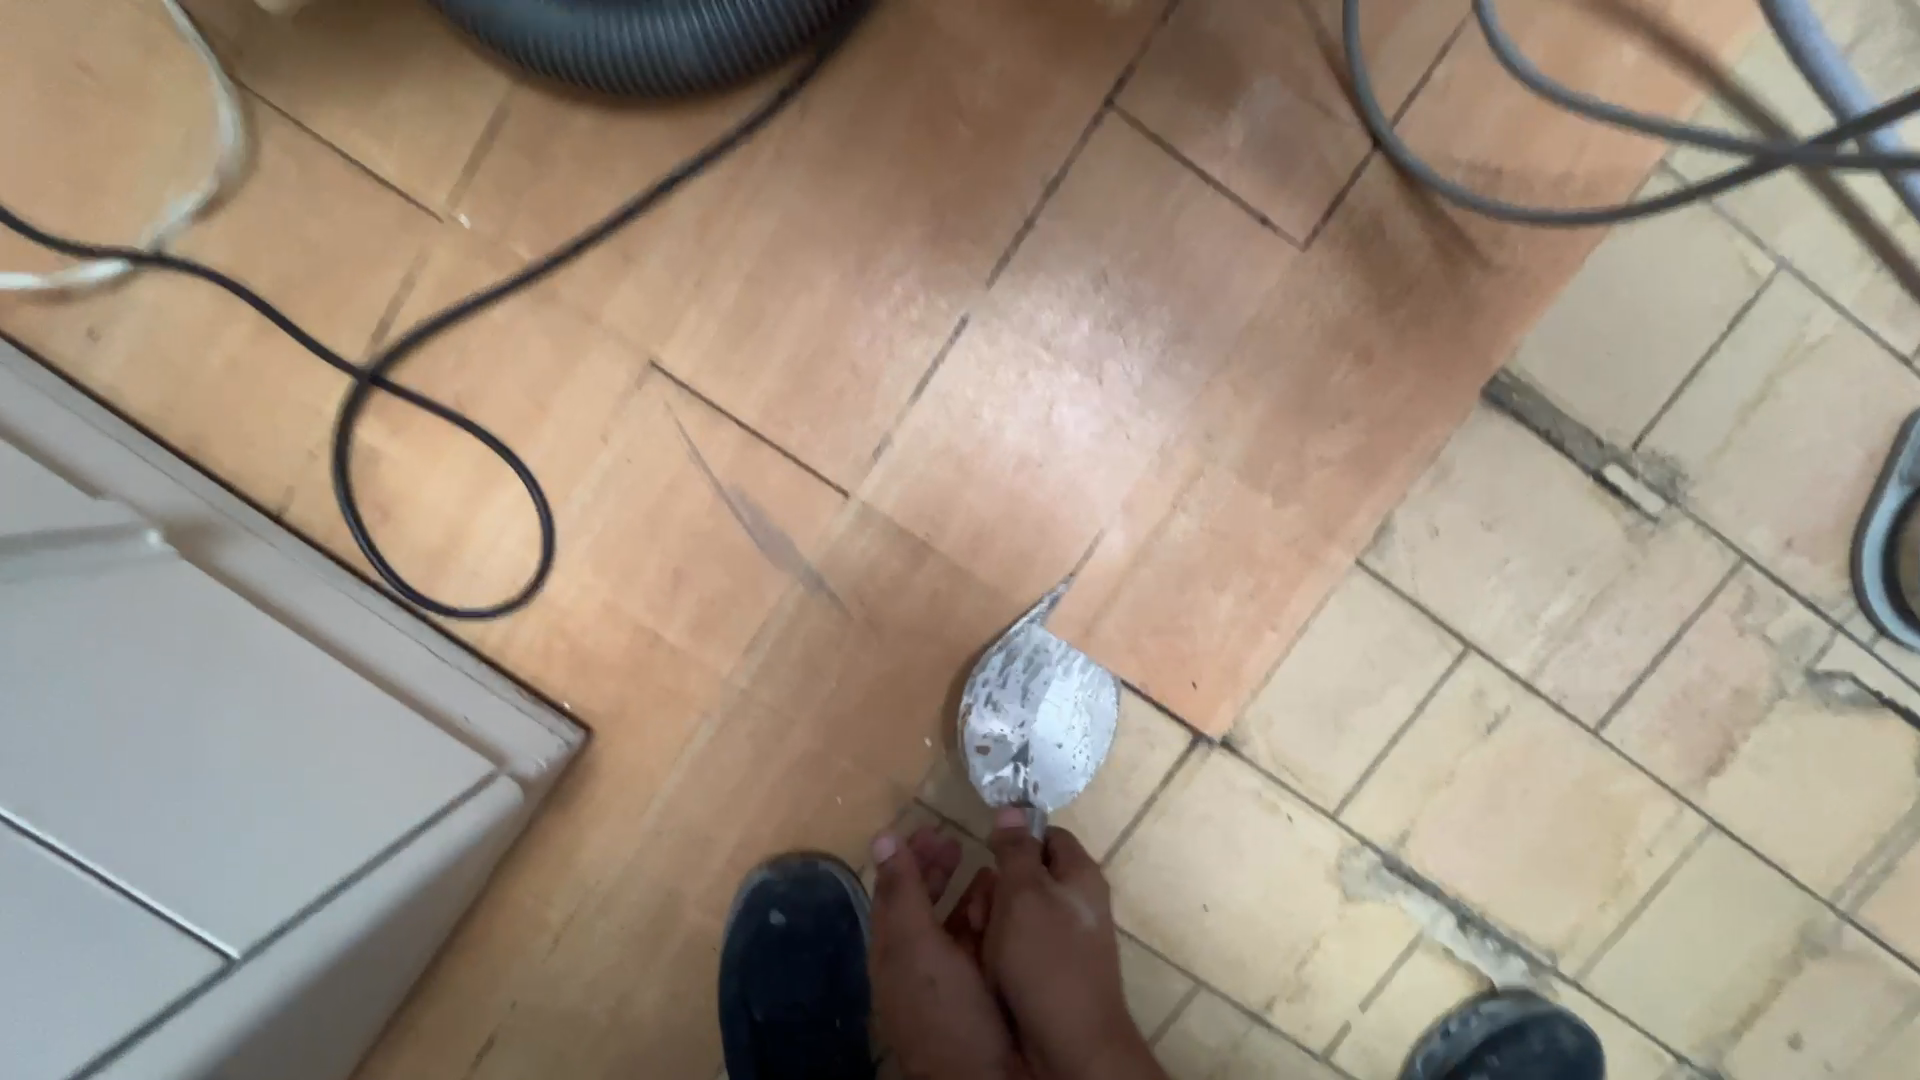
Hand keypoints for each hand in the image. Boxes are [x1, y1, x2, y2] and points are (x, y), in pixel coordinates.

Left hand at [870, 825, 1030, 1079]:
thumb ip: (901, 892)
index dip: (907, 857)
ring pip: (950, 923)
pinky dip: (987, 919)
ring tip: (988, 866)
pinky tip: (1004, 907)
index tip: (930, 826)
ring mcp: (946, 983)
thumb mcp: (916, 946)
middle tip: (956, 837)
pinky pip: (977, 945)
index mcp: (891, 955)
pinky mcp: (977, 995)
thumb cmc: (946, 1010)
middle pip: (919, 906)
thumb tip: (882, 837)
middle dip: (934, 869)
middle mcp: (914, 968)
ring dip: (965, 890)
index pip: (892, 893)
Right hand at [981, 809, 1160, 1079]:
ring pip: (1019, 912)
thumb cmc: (1047, 961)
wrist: (1073, 1047)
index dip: (1016, 838)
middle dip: (997, 887)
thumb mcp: (1023, 894)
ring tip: (981, 939)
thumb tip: (1012, 808)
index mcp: (1080, 874)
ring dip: (994, 920)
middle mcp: (1080, 901)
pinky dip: (1002, 949)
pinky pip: (1023, 945)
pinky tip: (989, 965)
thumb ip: (1015, 850)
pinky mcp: (1057, 970)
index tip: (986, 852)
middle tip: (981, 908)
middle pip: (1029, 874)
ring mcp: (1070, 938)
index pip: (1047, 834)